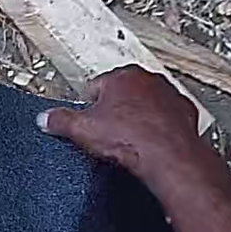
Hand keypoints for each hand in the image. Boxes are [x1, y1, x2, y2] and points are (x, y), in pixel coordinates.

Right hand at [37, 66, 222, 190]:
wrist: (168, 155)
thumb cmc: (132, 138)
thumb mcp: (83, 130)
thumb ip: (61, 121)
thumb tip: (45, 119)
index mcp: (121, 76)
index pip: (96, 87)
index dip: (89, 107)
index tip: (89, 122)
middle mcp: (148, 79)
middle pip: (123, 94)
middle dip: (116, 111)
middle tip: (110, 133)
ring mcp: (169, 95)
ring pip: (147, 105)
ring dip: (139, 118)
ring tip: (131, 141)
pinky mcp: (184, 113)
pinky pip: (167, 119)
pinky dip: (160, 129)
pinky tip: (151, 144)